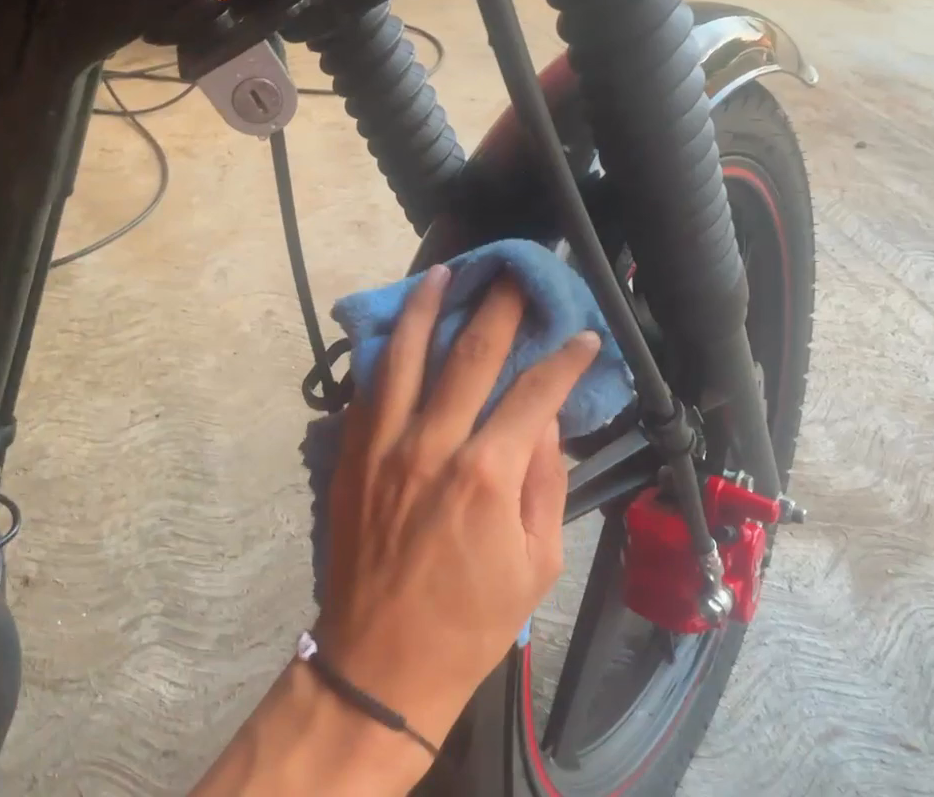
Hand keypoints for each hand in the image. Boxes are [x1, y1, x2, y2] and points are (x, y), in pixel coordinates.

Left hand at [317, 264, 601, 745]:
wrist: (381, 660)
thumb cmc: (471, 620)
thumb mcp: (538, 563)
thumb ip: (545, 482)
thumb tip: (547, 421)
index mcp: (486, 475)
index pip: (535, 394)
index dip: (564, 360)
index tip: (581, 335)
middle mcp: (432, 445)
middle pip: (471, 355)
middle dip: (499, 307)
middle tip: (514, 274)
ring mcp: (384, 446)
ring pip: (407, 356)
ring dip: (428, 307)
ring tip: (442, 272)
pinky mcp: (352, 455)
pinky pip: (370, 388)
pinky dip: (387, 352)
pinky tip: (398, 327)